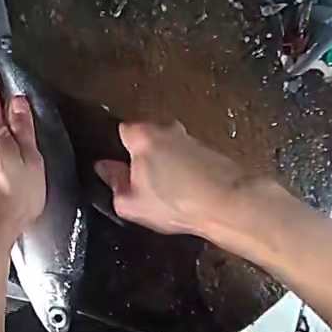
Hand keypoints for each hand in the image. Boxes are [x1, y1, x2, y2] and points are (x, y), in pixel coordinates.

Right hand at [93, 121, 254, 237]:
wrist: (228, 203)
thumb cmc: (176, 203)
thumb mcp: (131, 203)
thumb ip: (113, 182)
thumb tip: (104, 168)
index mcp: (143, 135)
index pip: (122, 130)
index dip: (119, 150)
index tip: (120, 169)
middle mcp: (167, 128)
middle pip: (147, 138)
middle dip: (143, 157)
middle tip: (143, 185)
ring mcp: (191, 137)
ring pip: (169, 148)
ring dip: (167, 164)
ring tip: (169, 194)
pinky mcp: (210, 150)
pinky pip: (188, 157)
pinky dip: (186, 171)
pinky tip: (187, 193)